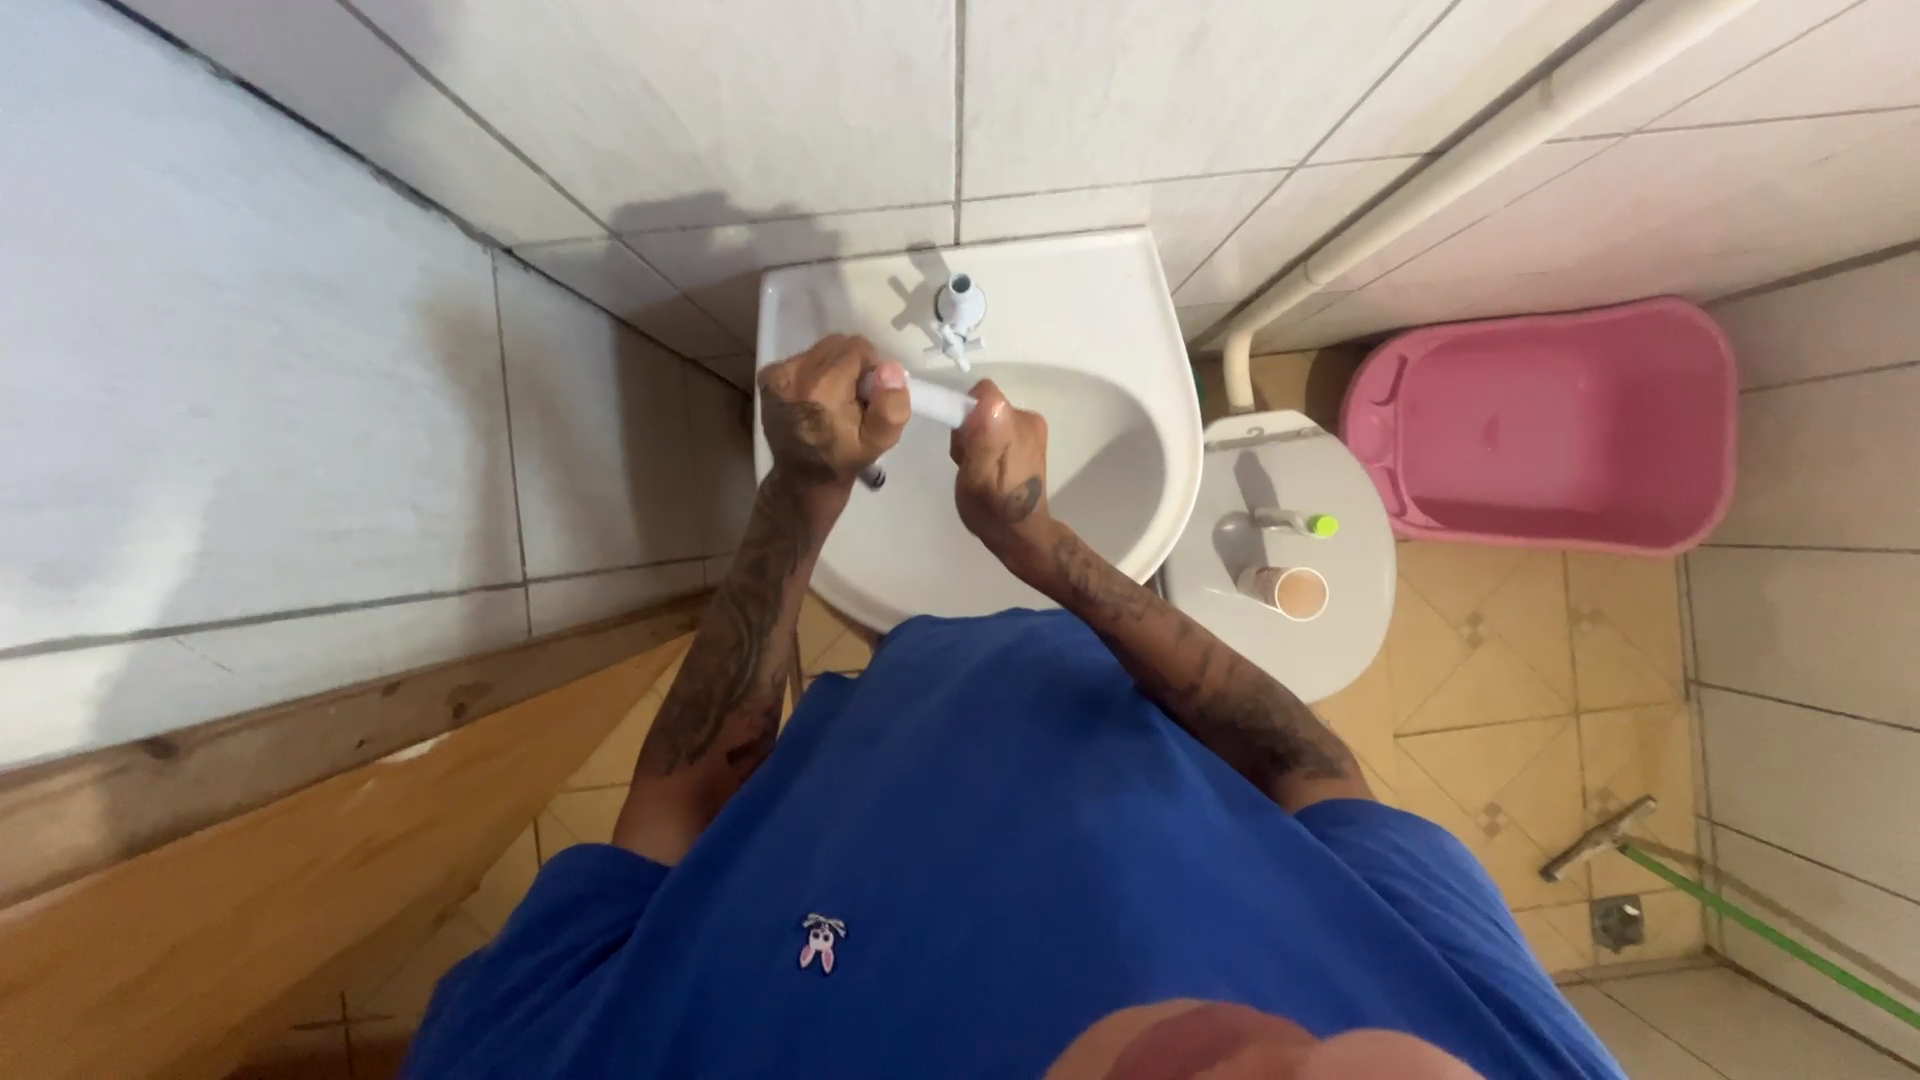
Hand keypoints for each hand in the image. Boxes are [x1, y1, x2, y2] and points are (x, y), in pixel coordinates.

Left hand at [759, 335, 909, 501]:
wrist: (802, 477)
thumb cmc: (844, 458)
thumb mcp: (879, 441)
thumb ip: (891, 406)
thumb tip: (890, 367)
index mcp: (823, 386)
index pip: (858, 347)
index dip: (871, 368)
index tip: (868, 395)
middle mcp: (795, 372)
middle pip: (837, 344)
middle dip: (852, 365)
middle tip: (853, 398)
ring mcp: (777, 373)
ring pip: (820, 350)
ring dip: (833, 368)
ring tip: (834, 399)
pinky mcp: (768, 376)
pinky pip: (802, 358)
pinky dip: (813, 372)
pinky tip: (814, 398)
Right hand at [950, 379, 1055, 581]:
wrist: (1021, 533)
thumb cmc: (992, 508)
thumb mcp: (977, 475)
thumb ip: (983, 436)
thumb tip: (988, 401)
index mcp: (1015, 420)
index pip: (980, 393)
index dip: (963, 414)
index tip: (962, 445)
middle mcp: (1028, 416)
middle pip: (984, 406)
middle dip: (969, 430)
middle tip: (968, 463)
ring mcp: (1033, 428)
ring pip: (990, 419)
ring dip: (977, 440)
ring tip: (978, 470)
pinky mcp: (1032, 440)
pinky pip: (1000, 430)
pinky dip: (989, 446)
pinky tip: (990, 470)